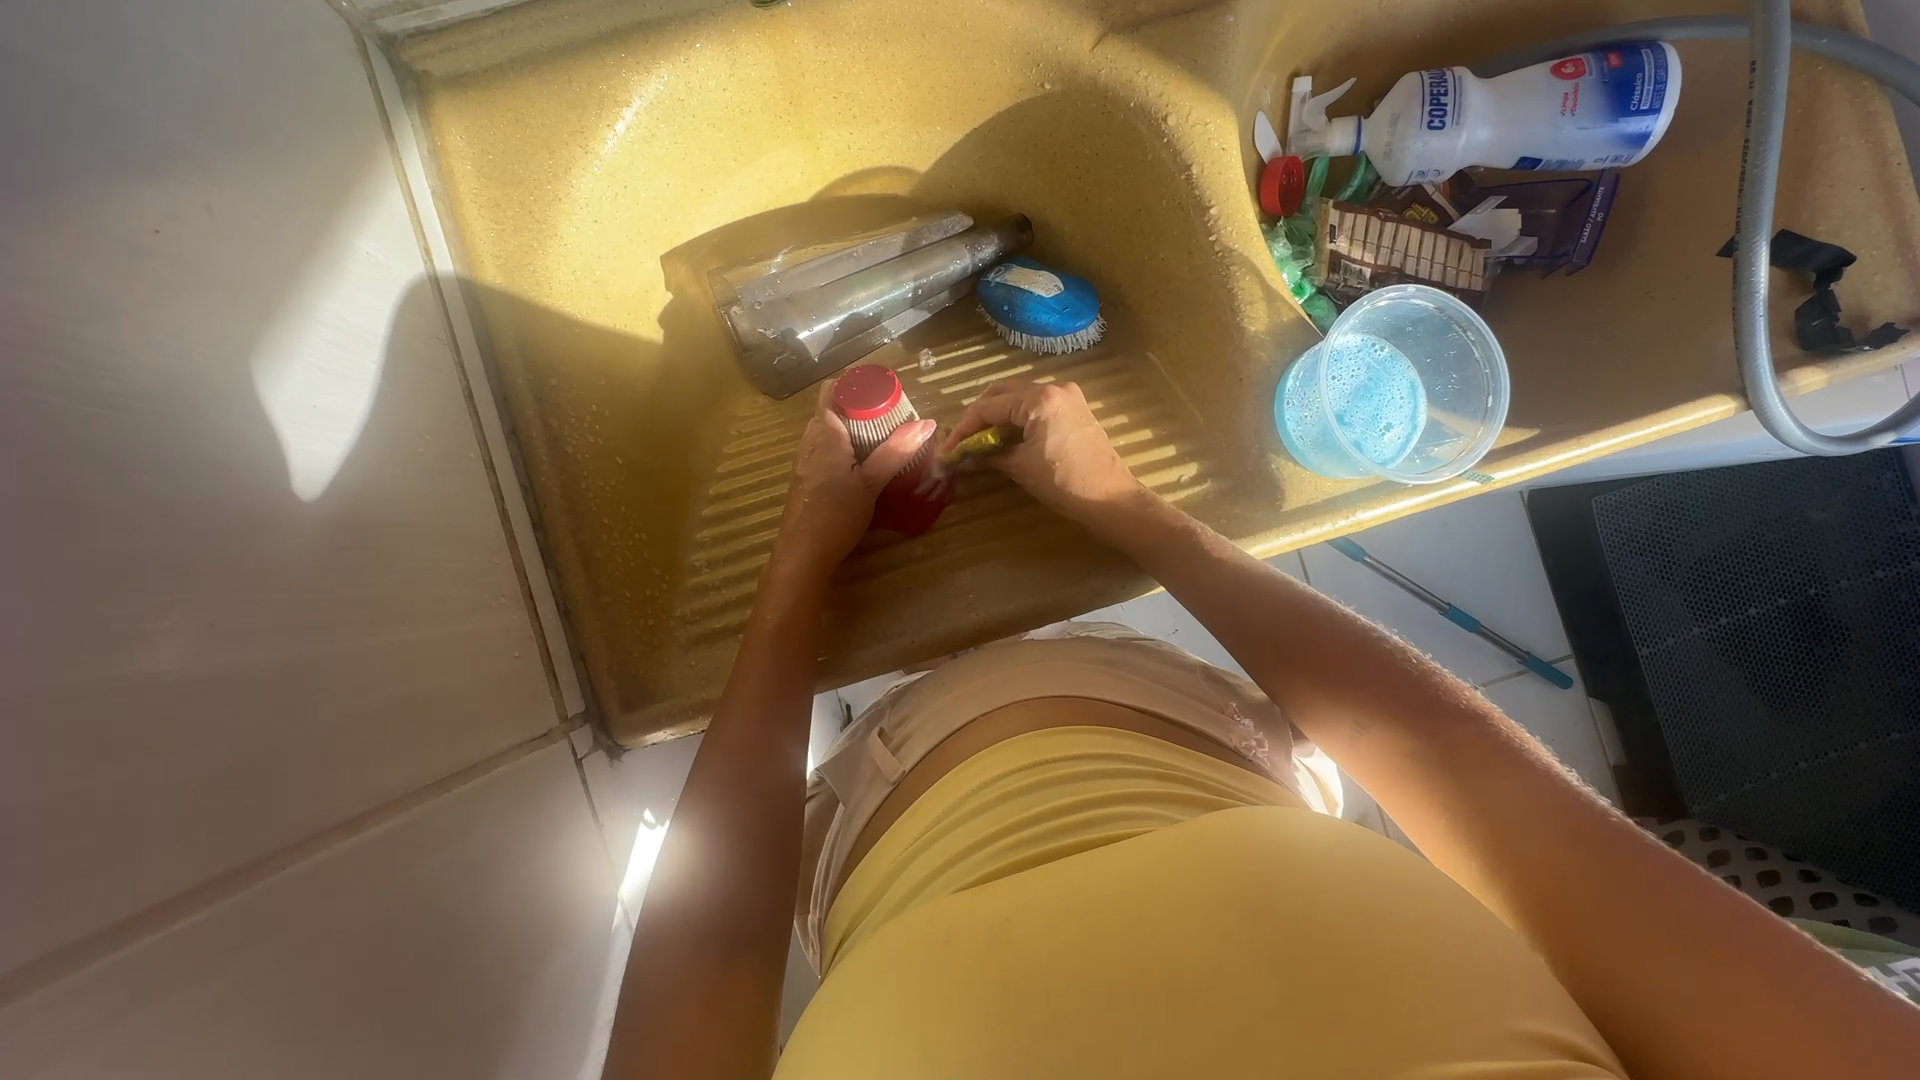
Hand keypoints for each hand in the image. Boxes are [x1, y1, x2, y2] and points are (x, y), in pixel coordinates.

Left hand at [771, 381, 935, 580]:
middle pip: (830, 411)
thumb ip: (896, 452)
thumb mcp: (871, 483)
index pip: (831, 392)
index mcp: (824, 434)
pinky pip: (823, 450)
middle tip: (888, 413)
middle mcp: (809, 442)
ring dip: (849, 429)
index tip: (879, 389)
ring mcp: (804, 461)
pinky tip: (860, 464)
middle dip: (856, 407)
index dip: (853, 384)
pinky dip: (842, 447)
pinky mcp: (805, 479)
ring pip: (826, 432)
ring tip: (879, 436)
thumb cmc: (836, 514)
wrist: (803, 554)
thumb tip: (927, 423)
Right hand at [939, 379, 1144, 523]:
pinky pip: (1037, 406)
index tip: (948, 448)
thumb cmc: (1064, 482)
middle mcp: (1054, 387)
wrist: (1111, 499)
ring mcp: (1067, 397)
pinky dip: (1017, 419)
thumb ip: (987, 456)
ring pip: (1020, 397)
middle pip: (1003, 393)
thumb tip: (960, 459)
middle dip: (979, 417)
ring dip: (997, 417)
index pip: (988, 406)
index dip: (963, 428)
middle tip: (962, 442)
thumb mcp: (1020, 467)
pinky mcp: (1075, 410)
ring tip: (980, 442)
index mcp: (1039, 398)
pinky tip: (1005, 438)